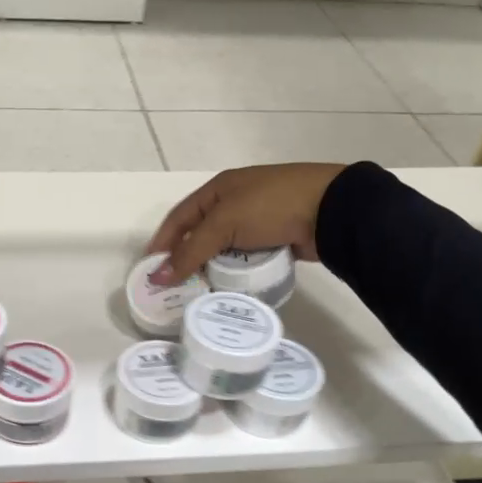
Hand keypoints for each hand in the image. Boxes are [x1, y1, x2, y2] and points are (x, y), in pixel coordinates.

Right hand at [147, 163, 346, 283]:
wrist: (330, 210)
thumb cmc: (271, 206)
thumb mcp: (224, 224)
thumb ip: (190, 251)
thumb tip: (157, 277)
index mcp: (219, 189)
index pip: (180, 217)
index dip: (163, 242)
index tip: (150, 270)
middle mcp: (235, 202)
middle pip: (200, 235)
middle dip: (186, 260)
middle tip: (173, 289)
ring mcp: (257, 221)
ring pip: (223, 250)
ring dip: (211, 269)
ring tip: (198, 293)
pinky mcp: (275, 239)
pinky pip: (246, 259)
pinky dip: (235, 273)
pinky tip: (228, 289)